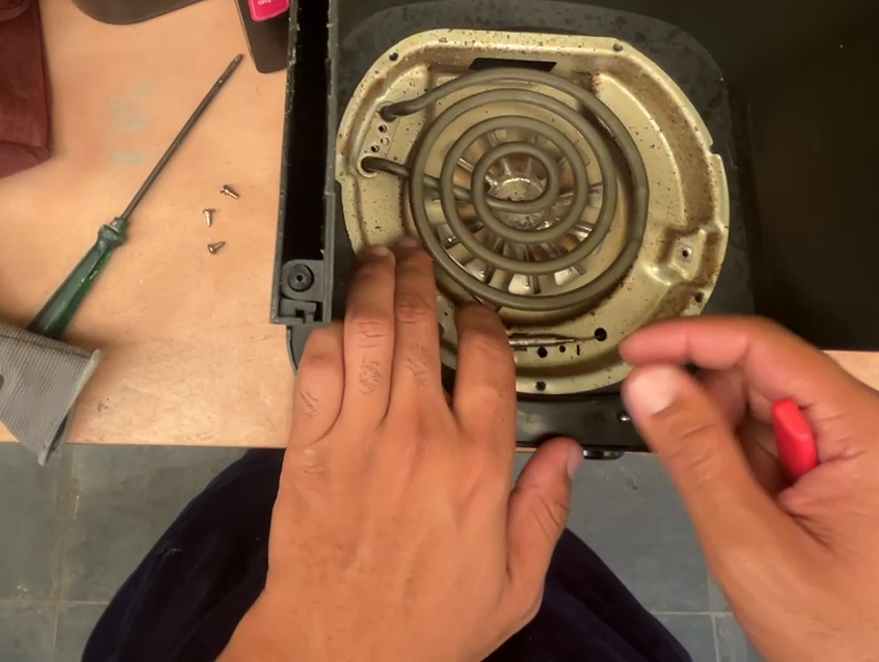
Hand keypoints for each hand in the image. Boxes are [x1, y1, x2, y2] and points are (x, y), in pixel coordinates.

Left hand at [224, 240, 582, 661]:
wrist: (340, 651)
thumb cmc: (428, 622)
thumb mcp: (515, 583)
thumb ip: (547, 510)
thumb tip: (569, 452)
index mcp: (476, 464)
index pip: (489, 362)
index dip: (483, 322)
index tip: (477, 311)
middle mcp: (418, 434)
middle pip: (422, 328)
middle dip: (419, 279)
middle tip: (416, 256)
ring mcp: (359, 433)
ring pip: (369, 332)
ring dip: (373, 285)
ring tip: (379, 258)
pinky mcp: (310, 441)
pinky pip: (317, 366)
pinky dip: (328, 332)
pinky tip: (338, 316)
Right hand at [620, 317, 878, 661]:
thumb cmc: (860, 652)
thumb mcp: (755, 549)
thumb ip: (695, 454)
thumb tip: (648, 379)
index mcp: (870, 430)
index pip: (760, 345)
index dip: (686, 340)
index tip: (630, 356)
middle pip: (766, 380)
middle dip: (712, 414)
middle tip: (686, 470)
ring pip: (775, 419)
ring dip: (734, 453)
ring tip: (737, 518)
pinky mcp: (876, 491)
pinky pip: (794, 454)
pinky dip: (757, 477)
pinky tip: (761, 527)